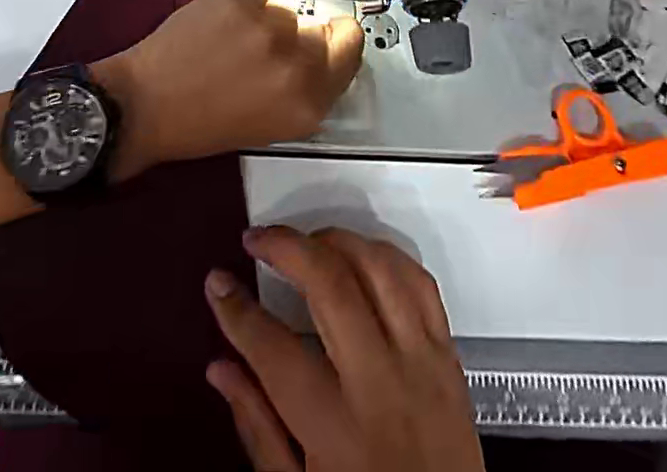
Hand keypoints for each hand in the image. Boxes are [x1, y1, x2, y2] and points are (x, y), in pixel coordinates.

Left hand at [95, 0, 362, 180]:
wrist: (145, 104)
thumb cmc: (204, 125)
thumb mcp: (272, 125)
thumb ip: (306, 91)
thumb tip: (320, 55)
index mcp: (309, 103)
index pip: (351, 48)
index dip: (336, 41)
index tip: (321, 40)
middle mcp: (298, 64)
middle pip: (321, 26)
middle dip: (296, 35)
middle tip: (261, 51)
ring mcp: (270, 27)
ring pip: (283, 8)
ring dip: (263, 20)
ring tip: (228, 43)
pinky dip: (239, 3)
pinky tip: (215, 25)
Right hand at [202, 226, 483, 471]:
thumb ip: (257, 427)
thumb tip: (219, 367)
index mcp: (336, 428)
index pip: (274, 350)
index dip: (237, 309)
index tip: (217, 281)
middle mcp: (381, 384)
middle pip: (332, 287)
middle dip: (287, 248)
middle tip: (257, 239)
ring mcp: (422, 362)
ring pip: (379, 269)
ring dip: (336, 240)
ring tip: (305, 242)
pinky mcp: (449, 355)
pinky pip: (420, 283)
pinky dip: (386, 256)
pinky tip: (359, 255)